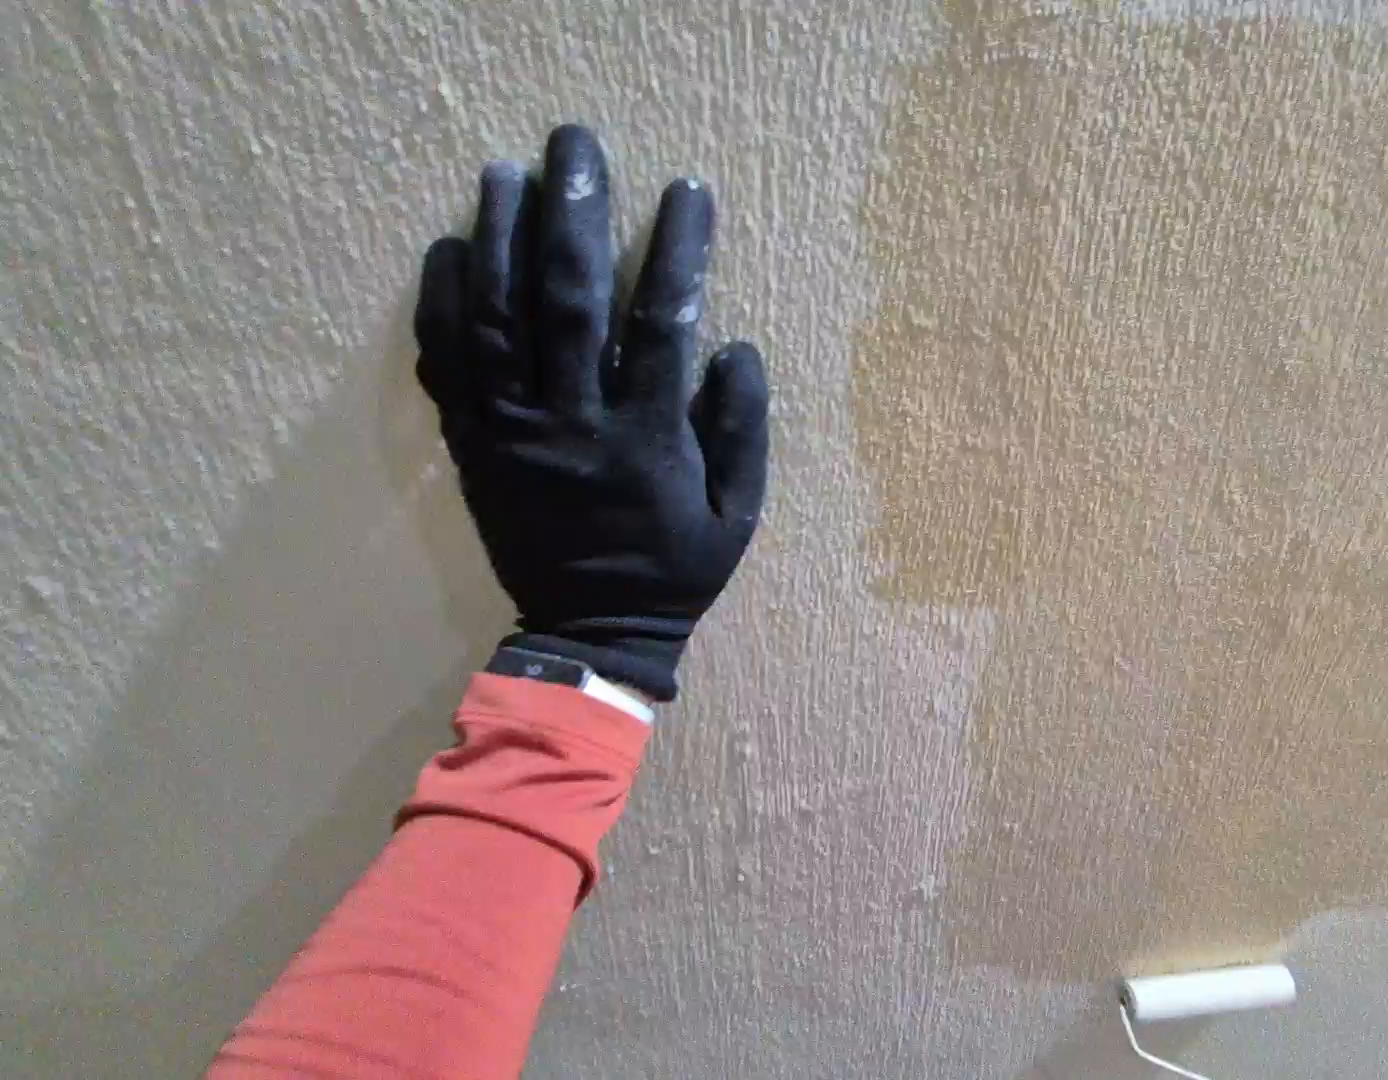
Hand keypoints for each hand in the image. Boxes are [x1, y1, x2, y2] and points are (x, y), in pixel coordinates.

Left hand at [413, 124, 768, 701]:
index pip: (663, 323)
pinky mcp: (474, 446)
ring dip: (502, 237)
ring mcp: (513, 432)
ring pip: (499, 319)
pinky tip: (450, 247)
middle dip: (575, 213)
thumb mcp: (738, 515)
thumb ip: (742, 432)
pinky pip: (448, 363)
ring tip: (506, 172)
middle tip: (576, 145)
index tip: (687, 192)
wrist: (592, 630)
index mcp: (649, 439)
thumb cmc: (676, 570)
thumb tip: (735, 349)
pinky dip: (444, 301)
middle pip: (568, 300)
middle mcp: (575, 424)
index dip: (678, 251)